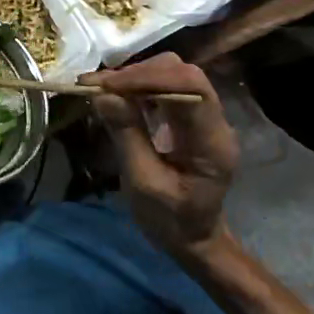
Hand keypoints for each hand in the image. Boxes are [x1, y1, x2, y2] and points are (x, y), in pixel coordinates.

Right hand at [85, 55, 236, 256]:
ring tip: (102, 89)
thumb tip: (103, 94)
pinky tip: (117, 95)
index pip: (191, 88)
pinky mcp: (188, 117)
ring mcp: (203, 117)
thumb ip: (126, 136)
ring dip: (136, 76)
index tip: (108, 86)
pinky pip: (165, 86)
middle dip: (139, 74)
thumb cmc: (170, 221)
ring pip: (173, 74)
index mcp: (212, 142)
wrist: (192, 240)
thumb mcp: (143, 184)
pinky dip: (138, 85)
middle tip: (99, 86)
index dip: (149, 77)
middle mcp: (215, 122)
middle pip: (183, 74)